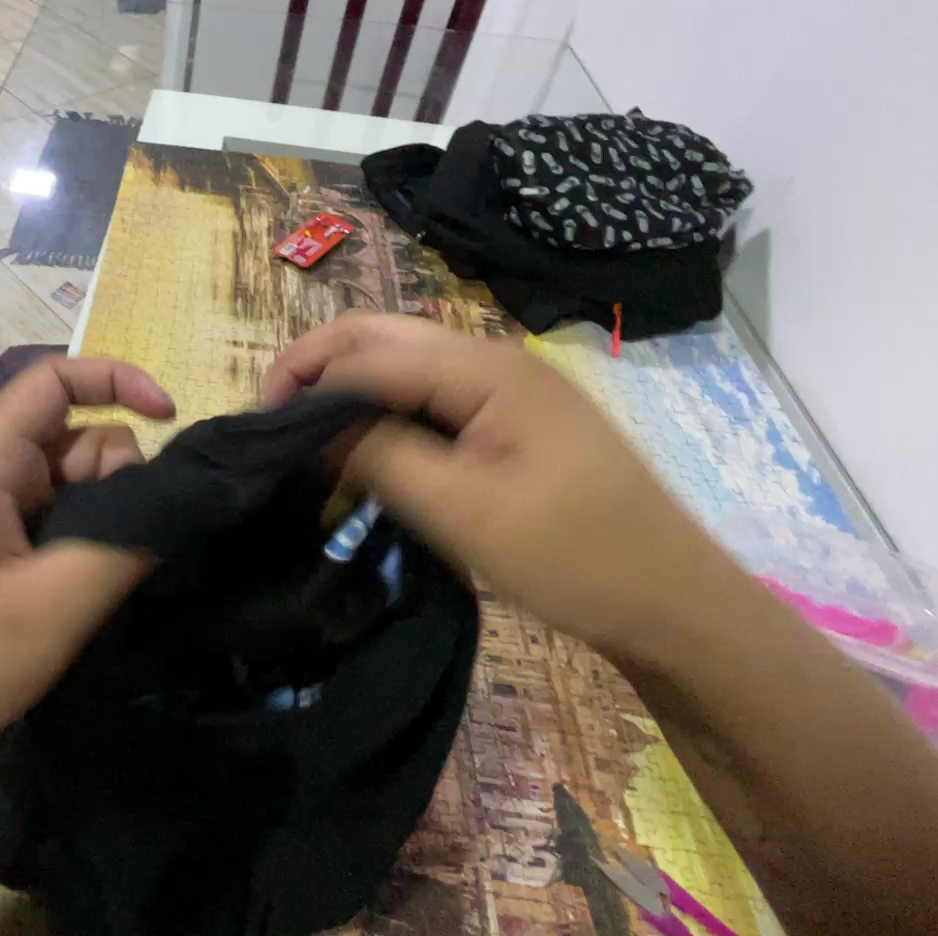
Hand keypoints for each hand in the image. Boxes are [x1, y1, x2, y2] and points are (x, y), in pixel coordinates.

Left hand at [0, 356, 174, 798]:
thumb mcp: (46, 610)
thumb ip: (122, 545)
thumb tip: (179, 498)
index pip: (51, 382)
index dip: (115, 378)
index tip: (172, 416)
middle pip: (71, 442)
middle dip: (117, 478)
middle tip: (123, 554)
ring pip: (67, 493)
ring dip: (101, 524)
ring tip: (99, 592)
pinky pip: (48, 532)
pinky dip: (80, 551)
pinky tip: (84, 601)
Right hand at [261, 312, 750, 660]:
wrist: (674, 603)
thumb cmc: (575, 559)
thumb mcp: (464, 513)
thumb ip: (381, 458)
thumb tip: (311, 427)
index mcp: (487, 369)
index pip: (370, 351)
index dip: (307, 379)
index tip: (262, 429)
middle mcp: (492, 358)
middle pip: (383, 335)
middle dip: (318, 366)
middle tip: (275, 419)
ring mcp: (503, 384)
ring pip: (401, 361)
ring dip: (347, 385)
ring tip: (307, 433)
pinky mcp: (506, 416)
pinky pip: (426, 393)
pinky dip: (380, 409)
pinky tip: (361, 445)